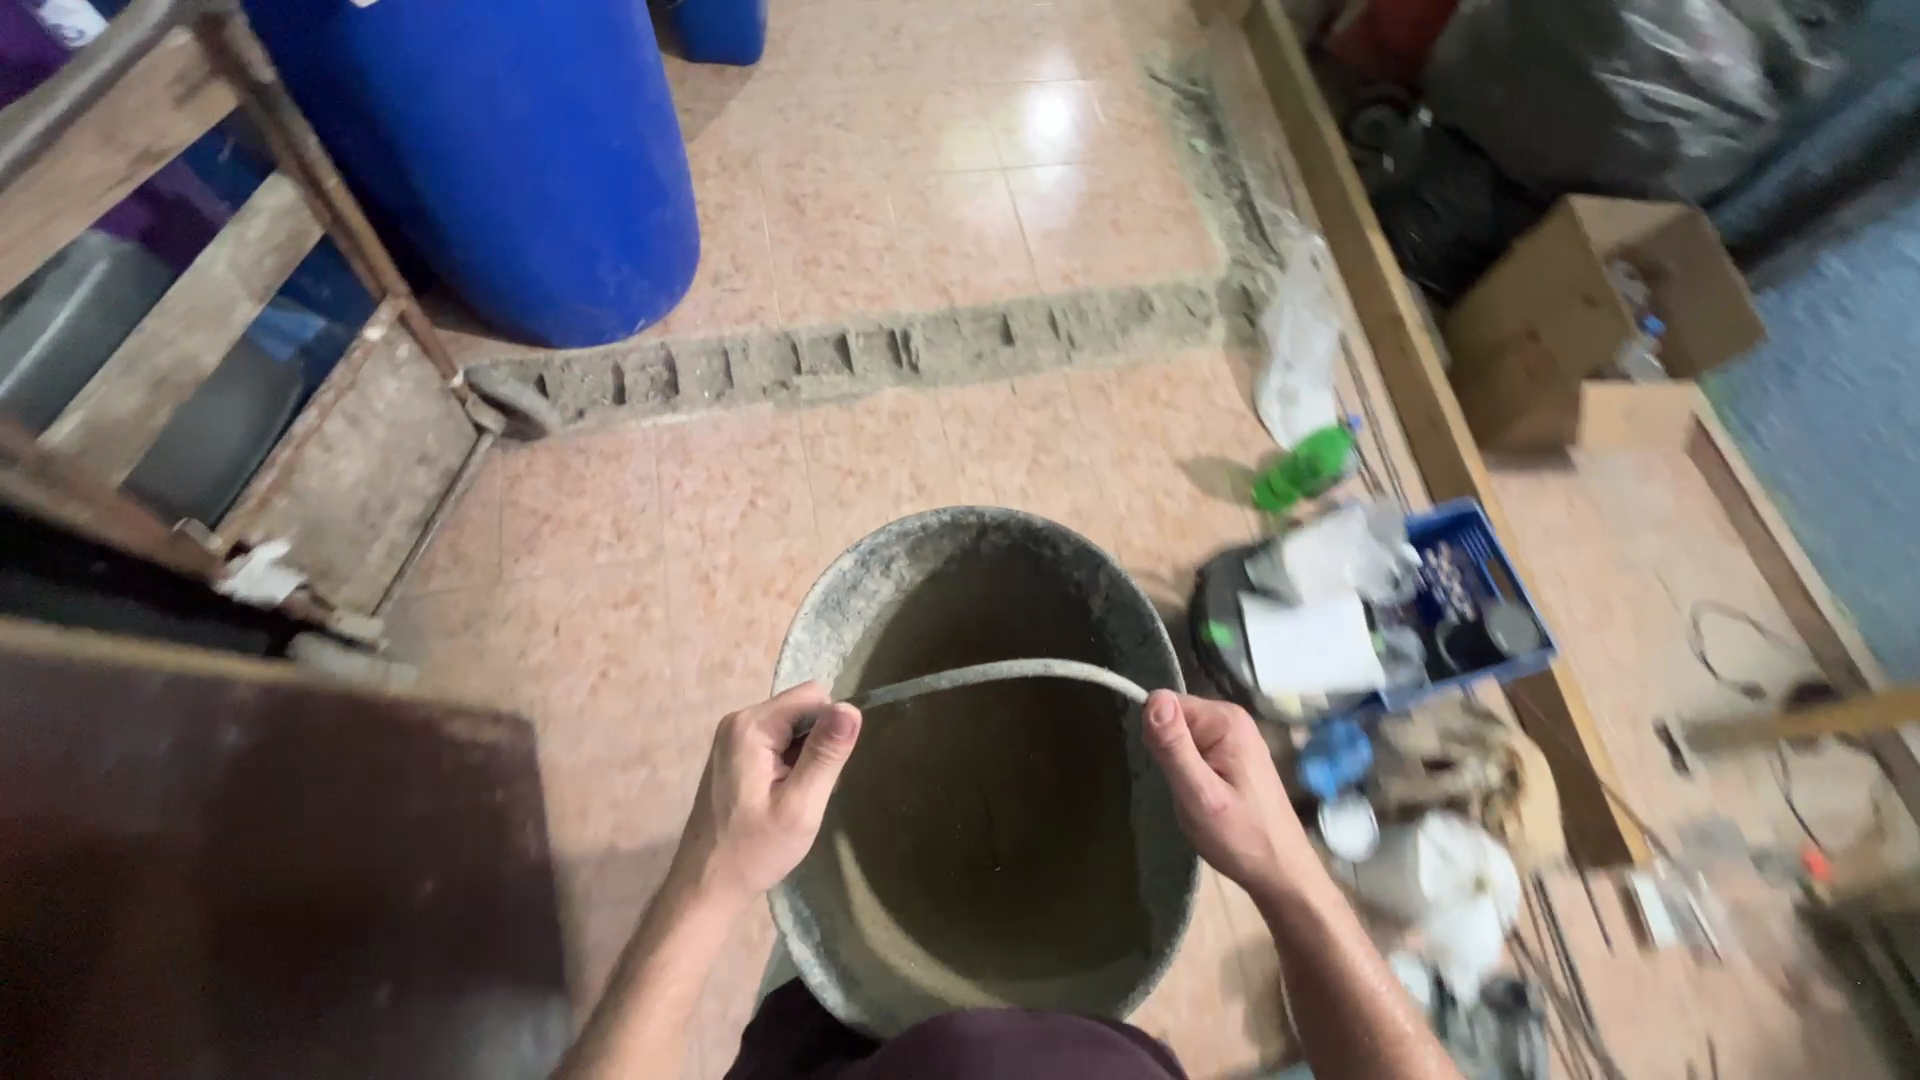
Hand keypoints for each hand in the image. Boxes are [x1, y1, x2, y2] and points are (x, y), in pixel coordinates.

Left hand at [668, 682, 862, 908]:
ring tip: (793, 796)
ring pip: (793, 726)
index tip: (821, 772)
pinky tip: (781, 796)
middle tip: (807, 790)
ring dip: (804, 756)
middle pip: (802, 709)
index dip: (830, 731)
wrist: (706, 887)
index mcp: (752, 726)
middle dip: (817, 744)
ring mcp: (733, 736)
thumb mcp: (800, 806)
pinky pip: (778, 740)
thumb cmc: (754, 850)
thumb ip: (826, 754)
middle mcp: (739, 720)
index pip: (814, 697)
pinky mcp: (734, 752)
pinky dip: (789, 763)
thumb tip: (851, 708)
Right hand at [1142, 690, 1312, 898]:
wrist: (1281, 873)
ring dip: (1178, 765)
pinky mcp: (1235, 754)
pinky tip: (1203, 796)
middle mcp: (1232, 718)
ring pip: (1182, 735)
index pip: (1165, 703)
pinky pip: (1195, 748)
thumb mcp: (1199, 795)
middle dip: (1168, 752)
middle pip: (1174, 718)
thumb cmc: (1240, 838)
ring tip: (1194, 796)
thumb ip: (1174, 747)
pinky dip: (1190, 771)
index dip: (1158, 738)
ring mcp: (1235, 736)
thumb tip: (1153, 699)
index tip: (1171, 772)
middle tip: (1185, 790)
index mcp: (1225, 720)